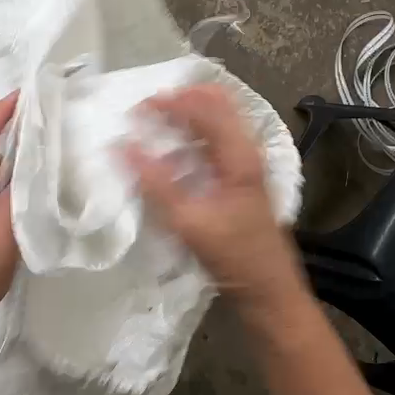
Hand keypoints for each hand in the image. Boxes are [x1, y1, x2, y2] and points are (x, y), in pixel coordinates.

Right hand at [124, 84, 307, 317]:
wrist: (271, 294)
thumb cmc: (235, 258)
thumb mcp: (190, 223)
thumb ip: (156, 183)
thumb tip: (123, 147)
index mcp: (239, 155)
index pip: (205, 107)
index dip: (171, 102)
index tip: (138, 108)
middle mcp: (246, 151)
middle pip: (215, 105)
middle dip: (180, 101)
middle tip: (146, 110)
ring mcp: (244, 164)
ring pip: (215, 121)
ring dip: (185, 116)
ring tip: (152, 124)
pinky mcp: (239, 179)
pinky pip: (213, 142)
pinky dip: (190, 137)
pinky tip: (168, 154)